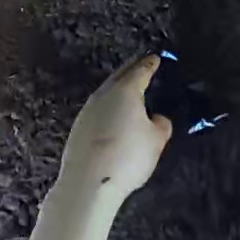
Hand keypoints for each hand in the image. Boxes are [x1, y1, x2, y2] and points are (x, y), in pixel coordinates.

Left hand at [58, 54, 172, 198]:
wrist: (88, 182)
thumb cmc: (128, 156)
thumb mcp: (156, 140)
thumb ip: (161, 124)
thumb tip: (156, 117)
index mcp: (126, 90)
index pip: (141, 70)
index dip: (150, 63)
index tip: (156, 57)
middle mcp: (105, 94)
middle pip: (120, 74)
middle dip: (132, 67)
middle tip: (142, 62)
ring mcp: (88, 109)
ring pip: (107, 89)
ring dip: (118, 84)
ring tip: (128, 85)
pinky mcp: (78, 126)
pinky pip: (98, 106)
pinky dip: (109, 103)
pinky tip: (112, 111)